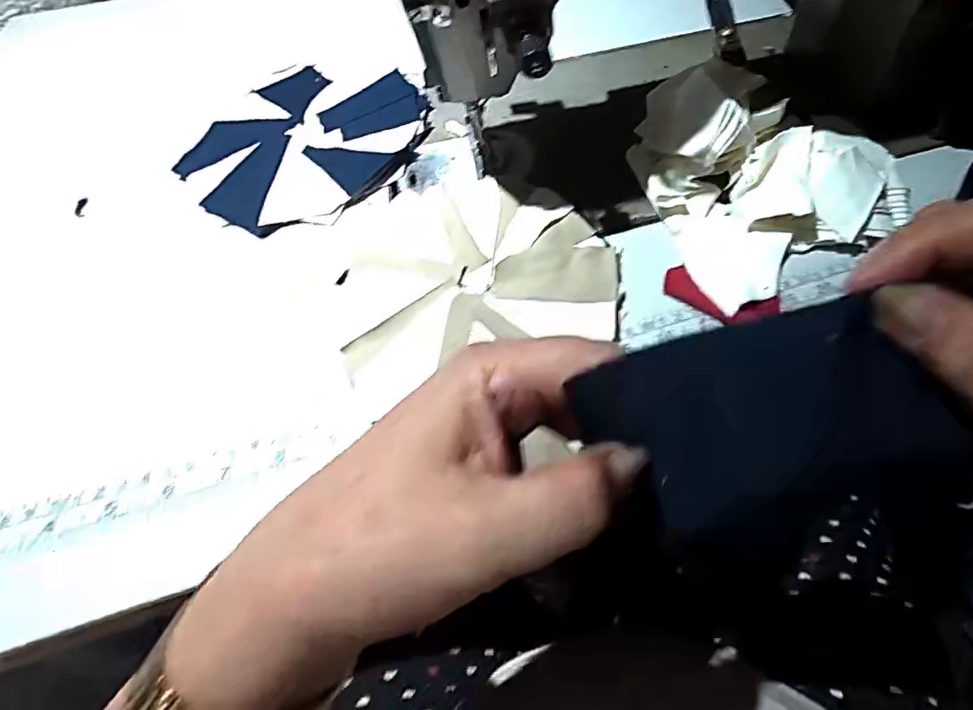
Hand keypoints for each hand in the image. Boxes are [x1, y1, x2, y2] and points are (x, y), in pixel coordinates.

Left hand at [160, 338, 644, 709]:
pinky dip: (582, 477)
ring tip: (656, 493)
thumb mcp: (487, 530)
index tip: (693, 438)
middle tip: (680, 475)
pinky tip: (605, 507)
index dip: (647, 393)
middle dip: (632, 427)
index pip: (597, 360)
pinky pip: (553, 453)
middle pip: (589, 389)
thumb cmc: (378, 553)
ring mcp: (488, 417)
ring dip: (609, 457)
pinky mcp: (483, 456)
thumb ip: (579, 495)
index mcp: (495, 367)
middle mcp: (497, 379)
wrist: (280, 612)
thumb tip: (651, 462)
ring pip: (574, 423)